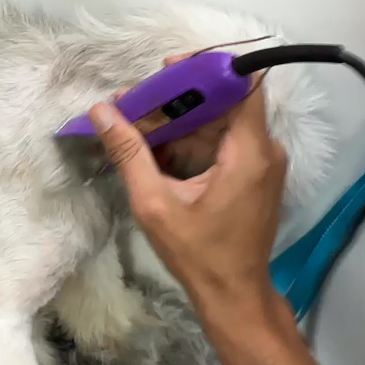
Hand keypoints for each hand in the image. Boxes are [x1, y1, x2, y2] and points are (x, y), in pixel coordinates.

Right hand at [90, 79, 288, 316]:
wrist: (233, 295)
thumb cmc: (198, 253)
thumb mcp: (154, 202)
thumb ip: (128, 152)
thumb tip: (101, 110)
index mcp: (249, 152)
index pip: (243, 85)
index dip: (207, 69)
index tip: (167, 70)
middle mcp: (263, 150)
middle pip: (223, 100)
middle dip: (177, 95)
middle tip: (134, 101)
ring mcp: (259, 162)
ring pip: (218, 120)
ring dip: (177, 118)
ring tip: (134, 123)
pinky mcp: (251, 174)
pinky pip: (219, 140)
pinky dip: (188, 138)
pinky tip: (153, 147)